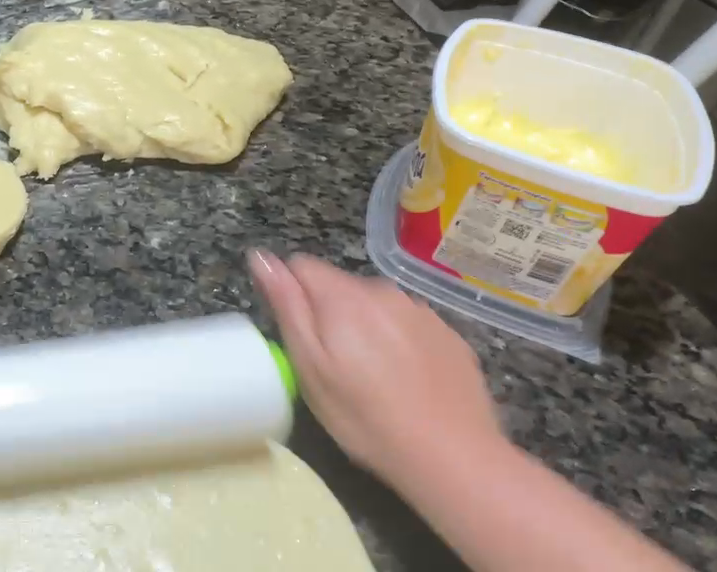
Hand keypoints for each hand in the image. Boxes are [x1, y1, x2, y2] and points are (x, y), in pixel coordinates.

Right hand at [247, 250, 503, 486]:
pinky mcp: (450, 335)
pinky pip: (407, 323)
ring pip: (374, 303)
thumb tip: (261, 257)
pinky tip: (406, 378)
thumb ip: (286, 305)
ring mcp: (421, 312)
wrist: (455, 459)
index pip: (300, 265)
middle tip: (333, 362)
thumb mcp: (309, 365)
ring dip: (364, 324)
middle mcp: (383, 291)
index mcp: (342, 296)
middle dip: (328, 311)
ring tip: (372, 373)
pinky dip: (399, 340)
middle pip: (338, 284)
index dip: (290, 293)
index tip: (299, 333)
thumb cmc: (365, 416)